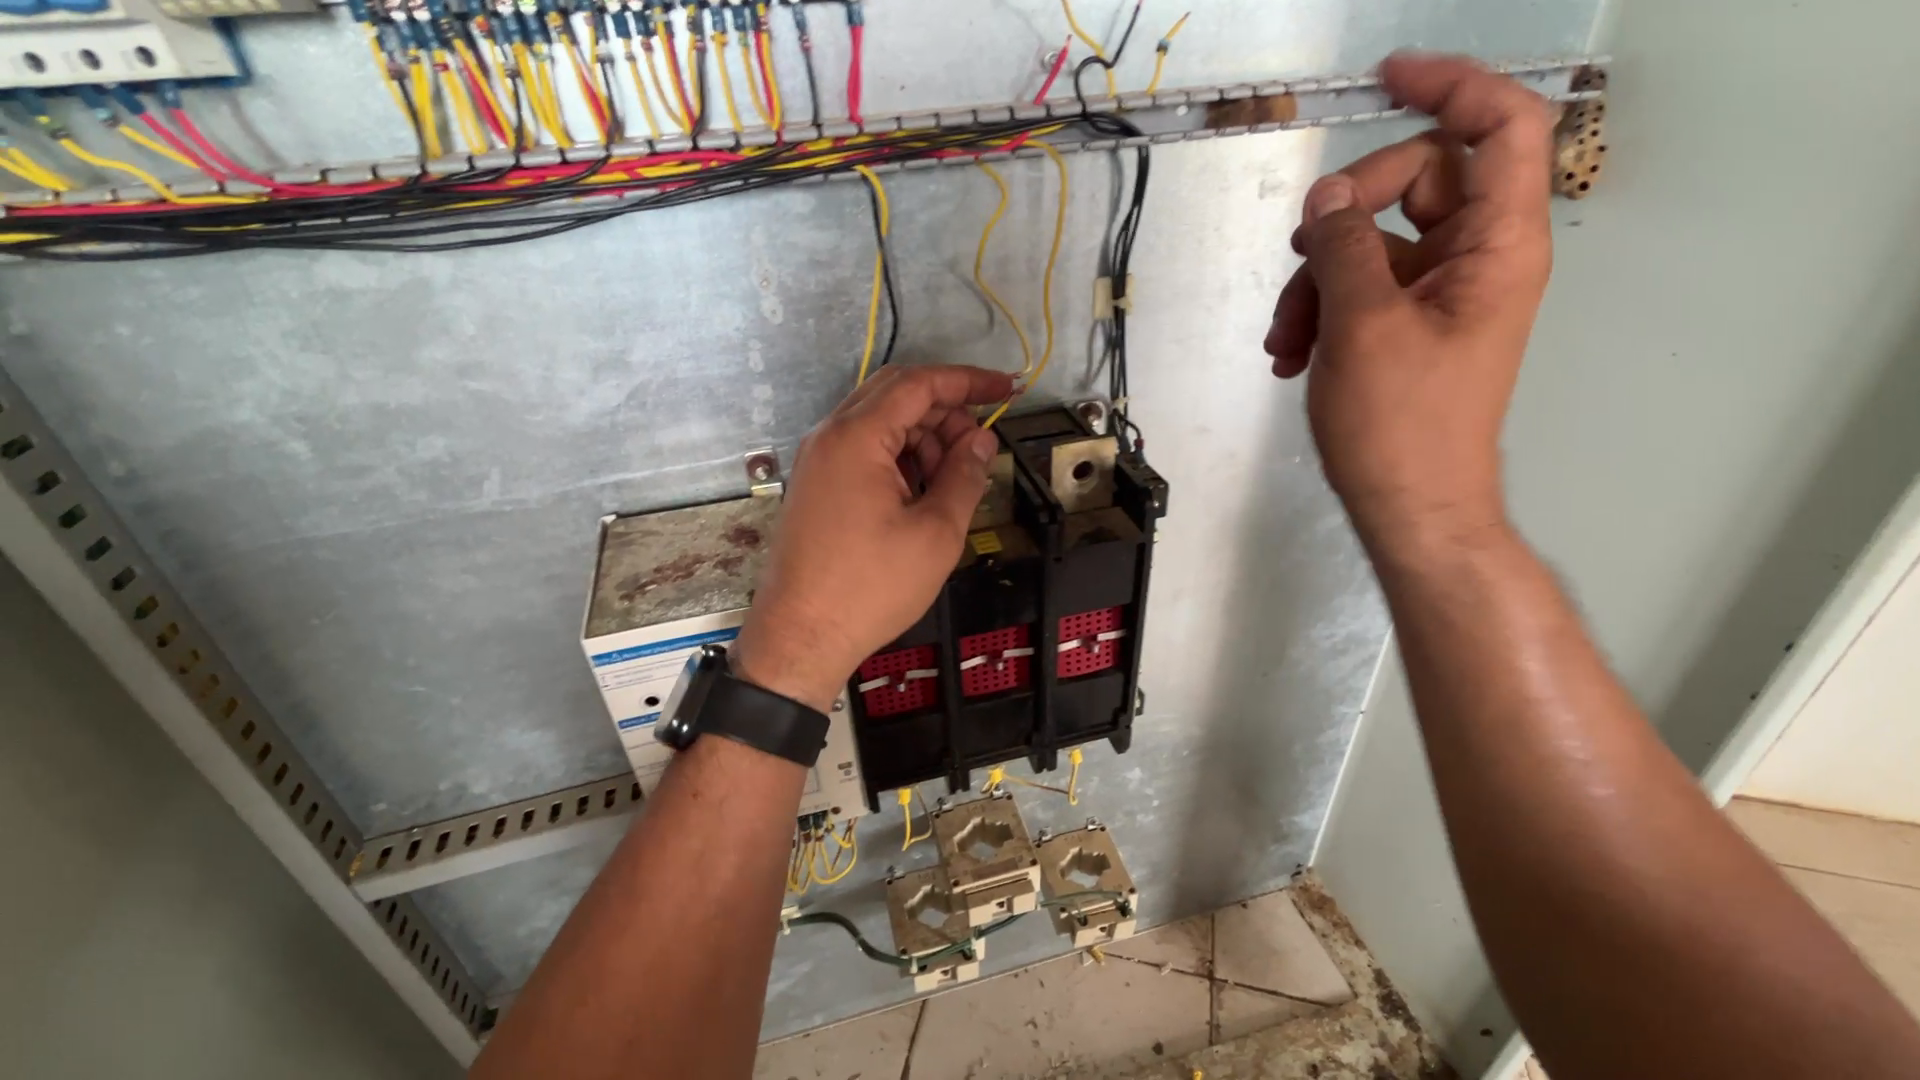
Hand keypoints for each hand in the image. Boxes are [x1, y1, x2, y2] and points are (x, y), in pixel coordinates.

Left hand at [731, 365, 1013, 711]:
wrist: (800, 637)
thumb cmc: (869, 588)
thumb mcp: (935, 533)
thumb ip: (964, 476)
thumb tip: (981, 442)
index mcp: (856, 437)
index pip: (918, 383)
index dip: (968, 381)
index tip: (1006, 388)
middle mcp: (829, 437)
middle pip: (896, 396)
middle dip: (946, 412)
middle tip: (979, 447)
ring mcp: (817, 461)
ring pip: (880, 424)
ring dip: (923, 439)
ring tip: (953, 481)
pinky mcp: (816, 486)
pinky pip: (862, 452)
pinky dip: (898, 459)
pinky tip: (922, 494)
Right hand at [1265, 52, 1555, 556]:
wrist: (1412, 510)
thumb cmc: (1401, 425)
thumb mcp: (1362, 327)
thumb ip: (1344, 248)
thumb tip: (1325, 200)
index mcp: (1497, 245)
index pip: (1501, 128)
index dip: (1452, 86)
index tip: (1387, 77)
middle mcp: (1476, 258)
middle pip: (1413, 183)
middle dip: (1342, 220)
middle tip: (1299, 260)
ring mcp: (1439, 295)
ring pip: (1371, 244)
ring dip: (1314, 283)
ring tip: (1284, 341)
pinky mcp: (1406, 327)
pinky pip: (1360, 290)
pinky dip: (1320, 313)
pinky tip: (1291, 356)